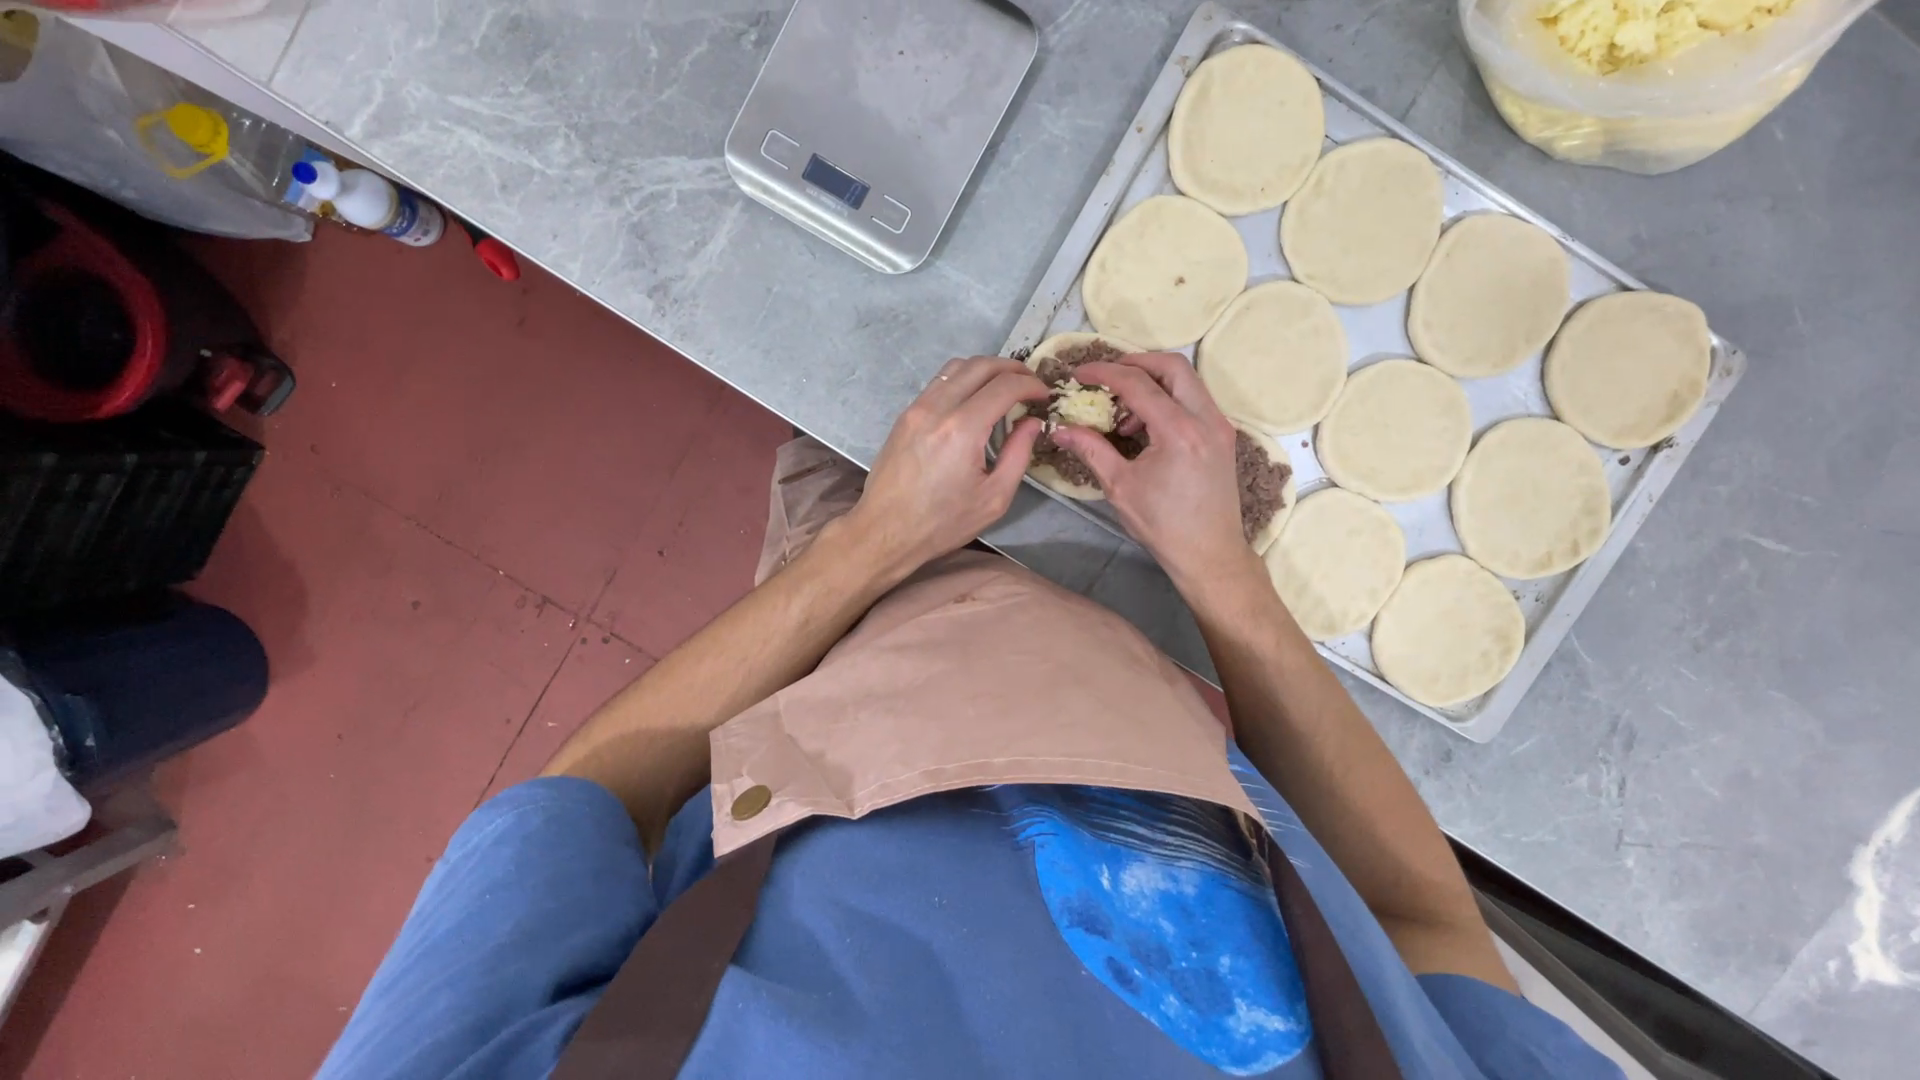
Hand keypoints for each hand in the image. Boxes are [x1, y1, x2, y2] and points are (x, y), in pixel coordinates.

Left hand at [837, 356, 1047, 576]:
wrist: (885, 531)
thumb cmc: (943, 523)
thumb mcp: (994, 498)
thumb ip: (1018, 454)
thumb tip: (1032, 422)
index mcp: (962, 430)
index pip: (1004, 386)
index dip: (1031, 385)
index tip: (1044, 395)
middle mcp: (937, 409)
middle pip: (981, 365)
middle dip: (1012, 368)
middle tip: (1030, 383)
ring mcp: (916, 409)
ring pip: (956, 367)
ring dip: (986, 369)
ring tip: (1004, 387)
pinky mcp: (905, 416)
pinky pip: (938, 383)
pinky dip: (963, 379)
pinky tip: (974, 399)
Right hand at [1050, 353, 1256, 592]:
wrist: (1210, 553)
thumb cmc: (1163, 525)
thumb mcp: (1120, 486)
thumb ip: (1091, 449)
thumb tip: (1060, 429)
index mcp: (1179, 431)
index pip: (1138, 384)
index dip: (1104, 373)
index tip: (1080, 374)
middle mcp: (1206, 419)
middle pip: (1172, 365)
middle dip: (1135, 363)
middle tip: (1107, 377)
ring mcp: (1219, 425)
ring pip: (1186, 380)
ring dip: (1153, 382)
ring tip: (1124, 411)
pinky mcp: (1222, 435)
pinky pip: (1194, 400)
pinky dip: (1168, 399)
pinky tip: (1145, 426)